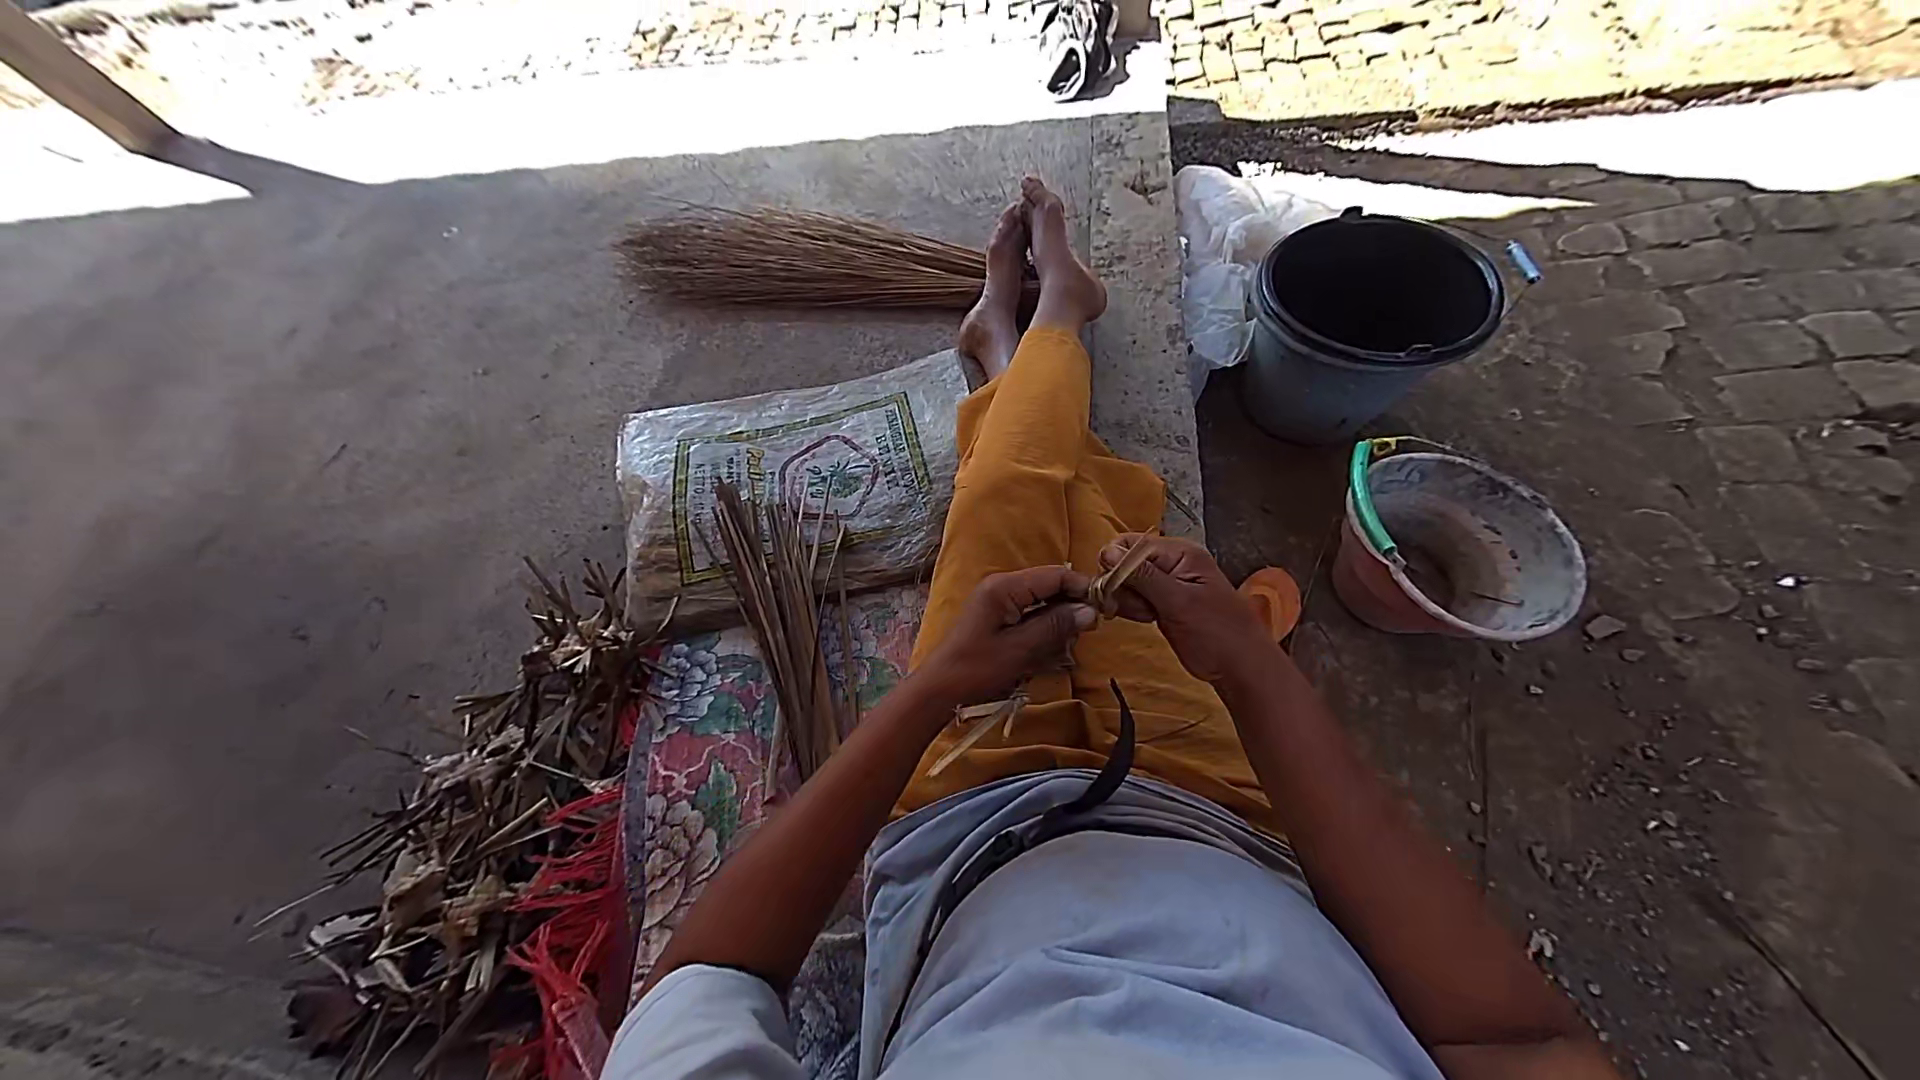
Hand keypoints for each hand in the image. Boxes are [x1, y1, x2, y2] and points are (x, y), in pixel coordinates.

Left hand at [909, 566, 1095, 709]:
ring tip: (1063, 648)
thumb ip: (1056, 626)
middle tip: (1085, 634)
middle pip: (1050, 586)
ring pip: (1043, 602)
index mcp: (1004, 586)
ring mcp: (999, 600)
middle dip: (1071, 608)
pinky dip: (1044, 630)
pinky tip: (1048, 651)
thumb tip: (1090, 610)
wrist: (939, 690)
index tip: (1106, 608)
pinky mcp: (998, 616)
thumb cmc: (976, 669)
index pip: (1056, 574)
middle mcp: (1002, 586)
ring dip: (1058, 623)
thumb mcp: (1020, 649)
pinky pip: (1031, 615)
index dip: (1083, 588)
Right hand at [1098, 534, 1268, 683]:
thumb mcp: (1178, 602)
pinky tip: (1146, 619)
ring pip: (1126, 582)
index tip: (1113, 588)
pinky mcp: (1161, 602)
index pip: (1130, 544)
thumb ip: (1142, 575)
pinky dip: (1132, 609)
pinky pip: (1134, 598)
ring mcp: (1166, 583)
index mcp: (1180, 553)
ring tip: (1148, 616)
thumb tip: (1107, 552)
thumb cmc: (1217, 634)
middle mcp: (1171, 563)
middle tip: (1139, 607)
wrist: (1241, 668)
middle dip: (1122, 585)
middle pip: (1124, 562)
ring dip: (1127, 600)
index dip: (1116, 564)